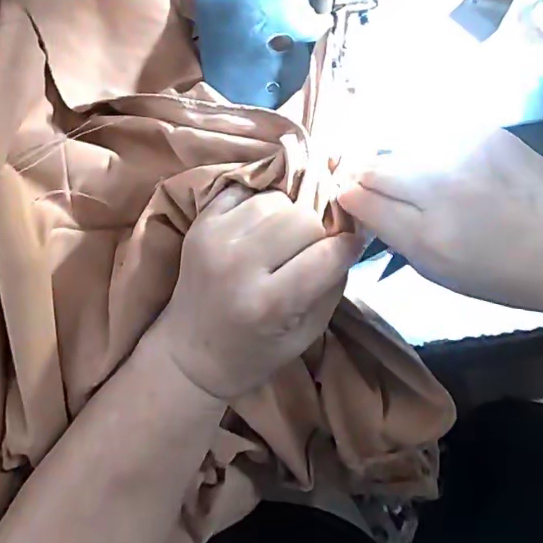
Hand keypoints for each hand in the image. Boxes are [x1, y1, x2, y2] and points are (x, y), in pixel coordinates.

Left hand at [145, 186, 367, 401]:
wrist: (191, 351)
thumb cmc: (256, 349)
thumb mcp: (307, 333)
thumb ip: (331, 284)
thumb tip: (349, 237)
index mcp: (267, 304)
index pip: (325, 255)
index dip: (347, 246)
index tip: (351, 246)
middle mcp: (237, 266)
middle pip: (302, 218)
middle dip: (316, 231)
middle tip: (311, 247)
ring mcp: (214, 240)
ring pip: (274, 199)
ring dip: (287, 214)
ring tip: (281, 237)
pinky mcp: (200, 224)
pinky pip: (242, 191)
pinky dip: (258, 203)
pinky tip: (258, 226)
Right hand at [338, 128, 542, 320]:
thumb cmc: (512, 274)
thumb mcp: (444, 273)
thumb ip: (396, 237)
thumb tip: (360, 204)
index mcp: (429, 236)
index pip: (358, 198)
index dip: (346, 198)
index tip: (347, 200)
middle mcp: (441, 188)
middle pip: (371, 167)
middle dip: (363, 176)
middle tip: (371, 188)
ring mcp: (463, 152)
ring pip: (398, 147)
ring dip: (395, 162)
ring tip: (416, 181)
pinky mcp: (483, 131)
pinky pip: (432, 136)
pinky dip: (427, 150)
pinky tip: (448, 168)